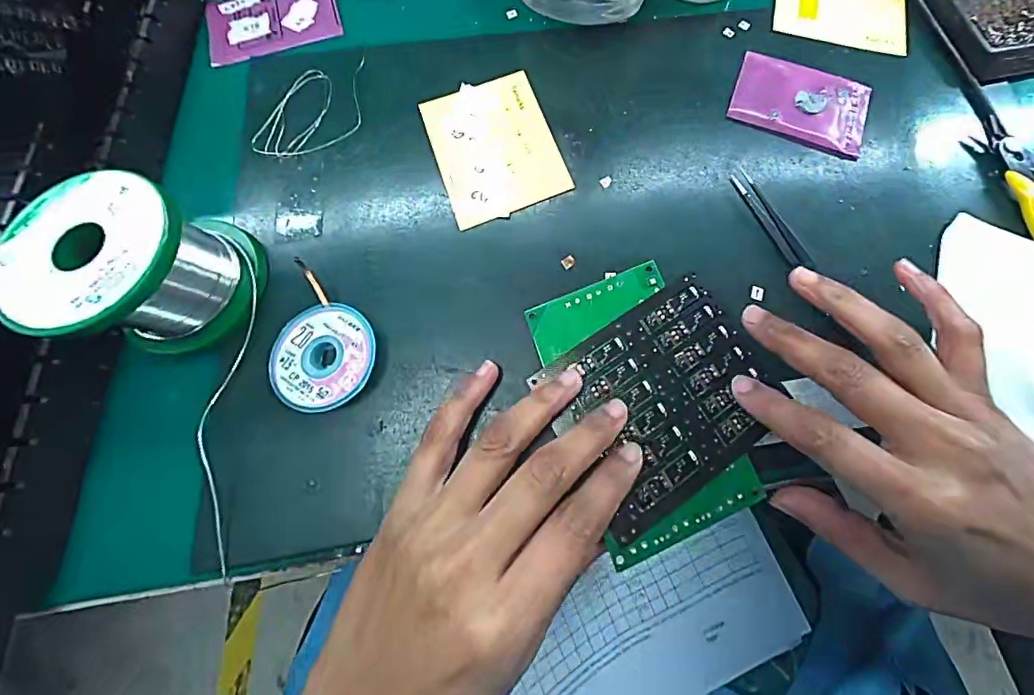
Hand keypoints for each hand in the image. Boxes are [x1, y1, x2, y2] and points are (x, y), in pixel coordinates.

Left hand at [305, 361, 643, 694]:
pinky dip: (460, 401)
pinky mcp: (401, 507)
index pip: (572, 531)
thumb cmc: (446, 689)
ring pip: (494, 448)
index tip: (632, 454)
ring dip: (537, 406)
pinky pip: (434, 443)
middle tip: (615, 409)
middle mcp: (466, 560)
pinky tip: (485, 372)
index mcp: (503, 614)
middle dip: (585, 438)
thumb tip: (593, 522)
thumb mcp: (515, 655)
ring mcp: (429, 525)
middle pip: (541, 481)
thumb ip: (553, 585)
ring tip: (568, 380)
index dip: (610, 485)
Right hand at [731, 261, 1033, 689]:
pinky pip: (964, 338)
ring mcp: (969, 412)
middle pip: (855, 377)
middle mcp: (941, 443)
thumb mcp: (911, 582)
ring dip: (846, 304)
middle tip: (754, 318)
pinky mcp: (990, 397)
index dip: (777, 411)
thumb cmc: (998, 586)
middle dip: (795, 342)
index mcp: (918, 497)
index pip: (829, 441)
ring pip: (899, 344)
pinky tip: (902, 268)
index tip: (739, 385)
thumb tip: (780, 494)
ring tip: (803, 279)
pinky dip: (936, 297)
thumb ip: (841, 533)